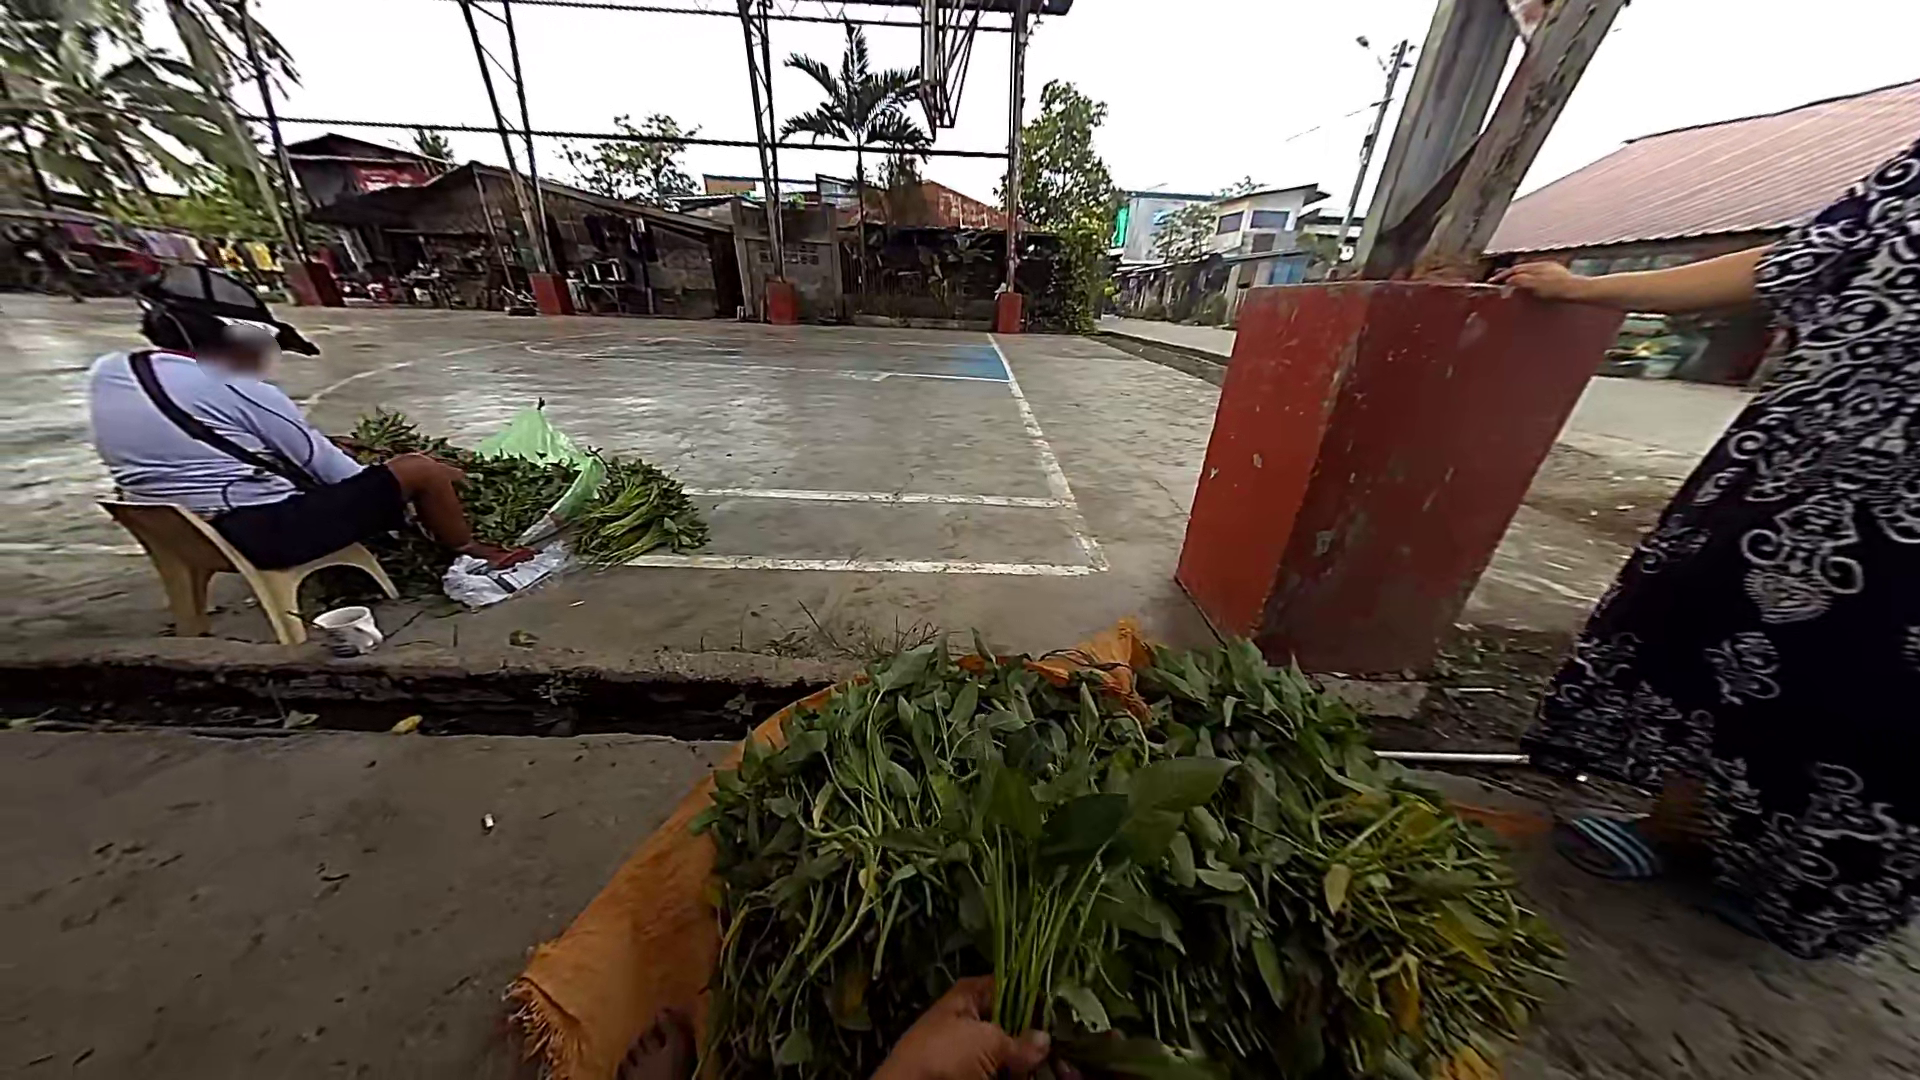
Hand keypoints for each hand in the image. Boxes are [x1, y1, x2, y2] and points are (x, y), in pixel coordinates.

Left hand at [872, 977, 1051, 1079]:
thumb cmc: (943, 1056)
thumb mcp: (985, 1041)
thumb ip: (1018, 1040)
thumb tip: (1044, 1038)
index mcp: (971, 996)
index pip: (1010, 986)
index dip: (1034, 998)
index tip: (1060, 1013)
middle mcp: (974, 1021)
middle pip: (1014, 1025)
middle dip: (1037, 1039)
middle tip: (1065, 1055)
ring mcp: (974, 1054)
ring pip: (1012, 1056)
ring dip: (1033, 1064)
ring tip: (1062, 1071)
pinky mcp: (975, 1076)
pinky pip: (1003, 1074)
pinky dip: (1018, 1076)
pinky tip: (1039, 1078)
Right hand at [1490, 261, 1595, 301]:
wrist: (1577, 291)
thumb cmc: (1556, 289)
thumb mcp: (1533, 285)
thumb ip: (1519, 281)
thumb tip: (1508, 280)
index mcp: (1539, 266)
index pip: (1515, 269)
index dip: (1502, 276)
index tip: (1491, 282)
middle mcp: (1546, 265)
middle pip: (1522, 269)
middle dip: (1510, 276)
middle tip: (1500, 284)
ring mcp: (1553, 270)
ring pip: (1530, 273)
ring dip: (1519, 279)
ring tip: (1512, 287)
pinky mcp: (1558, 277)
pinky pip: (1538, 277)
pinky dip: (1528, 282)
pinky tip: (1528, 288)